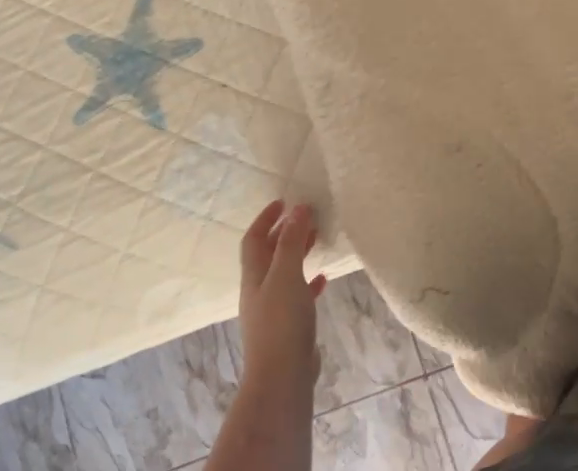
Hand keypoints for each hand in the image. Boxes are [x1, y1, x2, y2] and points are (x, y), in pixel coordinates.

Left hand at [238, 201, 327, 392]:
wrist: (282, 377)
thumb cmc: (281, 321)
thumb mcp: (287, 275)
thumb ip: (292, 242)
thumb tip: (297, 209)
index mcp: (254, 276)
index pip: (253, 239)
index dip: (265, 219)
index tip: (284, 201)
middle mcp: (259, 290)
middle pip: (268, 254)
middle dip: (284, 233)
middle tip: (306, 216)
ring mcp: (273, 310)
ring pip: (284, 272)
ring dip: (298, 253)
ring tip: (317, 239)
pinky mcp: (289, 326)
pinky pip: (298, 295)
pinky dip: (308, 282)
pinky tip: (323, 279)